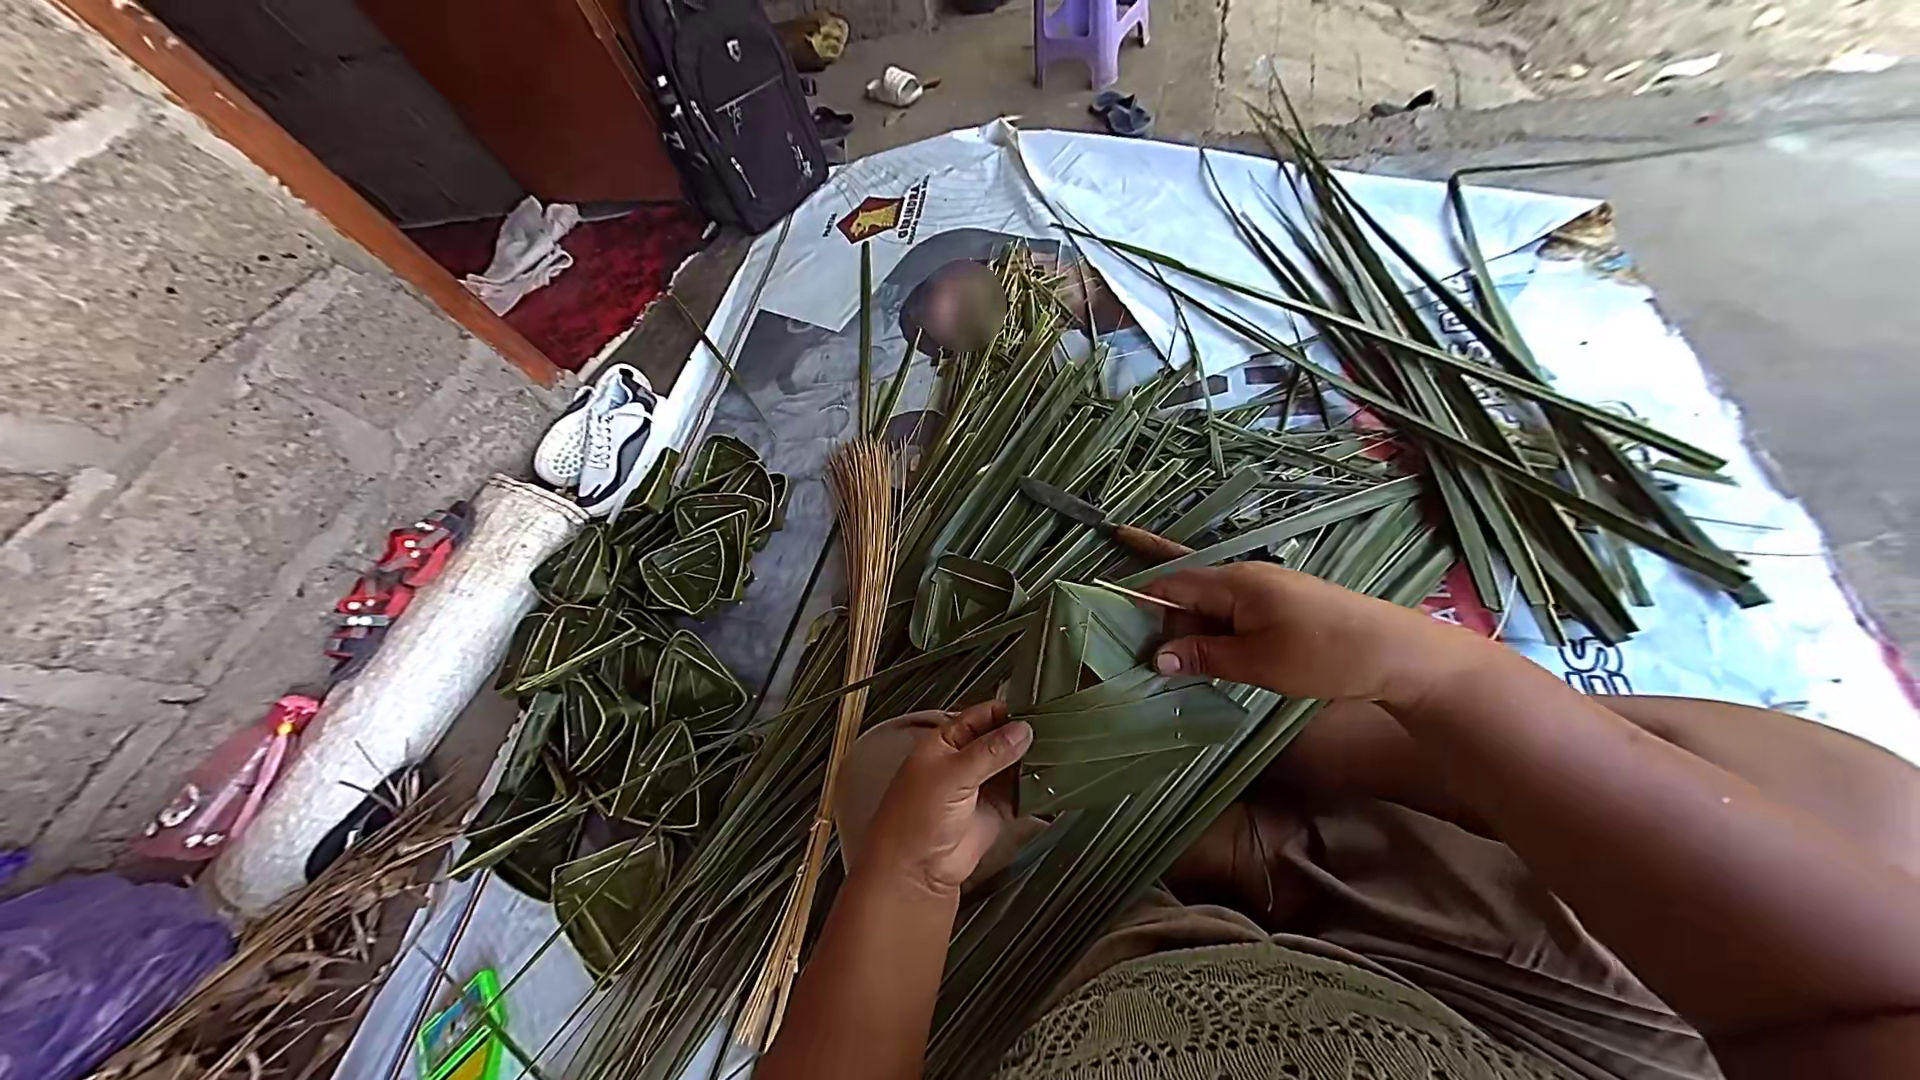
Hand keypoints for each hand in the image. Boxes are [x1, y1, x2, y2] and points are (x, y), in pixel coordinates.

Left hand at [856, 701, 1032, 900]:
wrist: (916, 870)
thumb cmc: (914, 818)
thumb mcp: (952, 774)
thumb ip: (989, 751)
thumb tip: (1021, 730)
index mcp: (948, 740)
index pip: (983, 715)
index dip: (1007, 712)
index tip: (1035, 709)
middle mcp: (966, 758)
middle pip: (1002, 738)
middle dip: (1023, 736)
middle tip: (1052, 731)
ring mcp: (982, 784)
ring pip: (1014, 764)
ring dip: (1031, 760)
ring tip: (1057, 753)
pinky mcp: (996, 809)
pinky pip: (1021, 792)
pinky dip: (1034, 787)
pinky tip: (1049, 780)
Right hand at [1141, 562, 1489, 704]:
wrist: (1401, 654)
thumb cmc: (1323, 654)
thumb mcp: (1256, 662)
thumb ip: (1202, 656)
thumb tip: (1156, 657)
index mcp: (1234, 582)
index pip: (1171, 584)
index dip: (1143, 604)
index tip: (1122, 632)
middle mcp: (1245, 576)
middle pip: (1189, 594)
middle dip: (1168, 624)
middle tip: (1157, 662)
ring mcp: (1266, 588)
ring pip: (1212, 606)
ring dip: (1194, 632)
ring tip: (1185, 667)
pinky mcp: (1282, 603)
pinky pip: (1234, 613)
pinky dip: (1219, 633)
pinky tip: (1219, 659)